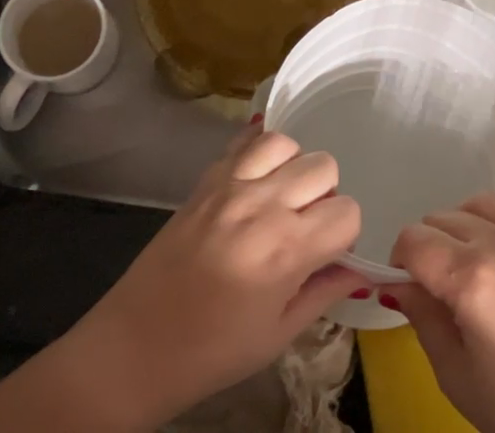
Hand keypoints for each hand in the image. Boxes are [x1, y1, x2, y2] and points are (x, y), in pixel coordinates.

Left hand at [0, 124, 365, 432]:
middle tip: (304, 228)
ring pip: (286, 143)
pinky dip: (259, 152)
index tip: (326, 254)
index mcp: (286, 250)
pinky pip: (244, 142)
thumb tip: (359, 269)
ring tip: (280, 200)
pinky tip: (256, 180)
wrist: (135, 345)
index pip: (347, 211)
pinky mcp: (203, 181)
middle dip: (325, 196)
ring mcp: (229, 187)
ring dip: (293, 168)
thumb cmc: (212, 352)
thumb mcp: (279, 334)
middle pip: (323, 167)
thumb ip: (325, 292)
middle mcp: (261, 206)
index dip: (345, 234)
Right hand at [381, 164, 494, 432]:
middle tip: (431, 288)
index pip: (413, 242)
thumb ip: (421, 316)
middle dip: (426, 248)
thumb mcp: (453, 371)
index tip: (404, 288)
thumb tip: (393, 283)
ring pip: (480, 204)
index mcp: (469, 278)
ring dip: (460, 223)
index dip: (399, 262)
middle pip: (441, 220)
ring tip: (458, 256)